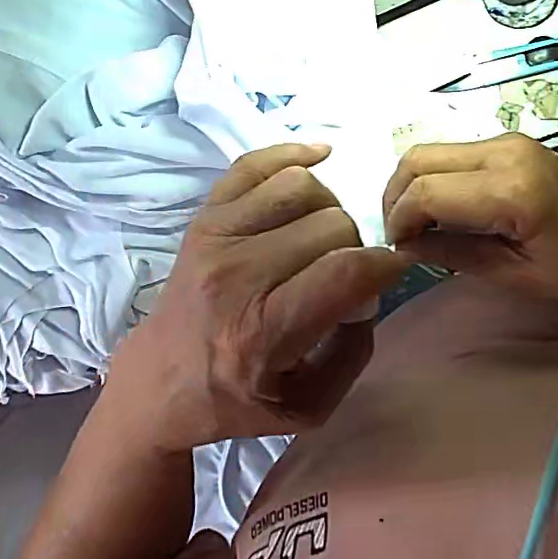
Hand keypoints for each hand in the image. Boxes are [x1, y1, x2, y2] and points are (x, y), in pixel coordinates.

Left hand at [105, 144, 409, 453]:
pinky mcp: (204, 216)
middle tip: (349, 265)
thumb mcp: (311, 405)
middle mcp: (235, 275)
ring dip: (329, 205)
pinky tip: (318, 158)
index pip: (343, 272)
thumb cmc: (237, 398)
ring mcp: (215, 237)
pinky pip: (254, 164)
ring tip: (325, 232)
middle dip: (357, 243)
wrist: (161, 378)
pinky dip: (292, 153)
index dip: (386, 262)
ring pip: (300, 186)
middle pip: (330, 225)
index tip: (395, 266)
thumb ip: (355, 348)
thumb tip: (374, 283)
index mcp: (262, 331)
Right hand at [381, 133, 557, 304]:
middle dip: (395, 196)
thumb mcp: (519, 276)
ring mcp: (508, 140)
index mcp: (513, 189)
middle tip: (399, 234)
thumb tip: (406, 246)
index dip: (400, 220)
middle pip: (419, 159)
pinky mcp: (510, 142)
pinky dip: (433, 177)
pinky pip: (453, 153)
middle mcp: (505, 151)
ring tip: (415, 224)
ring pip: (431, 151)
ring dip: (412, 184)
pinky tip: (440, 209)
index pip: (427, 192)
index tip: (398, 249)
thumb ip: (456, 254)